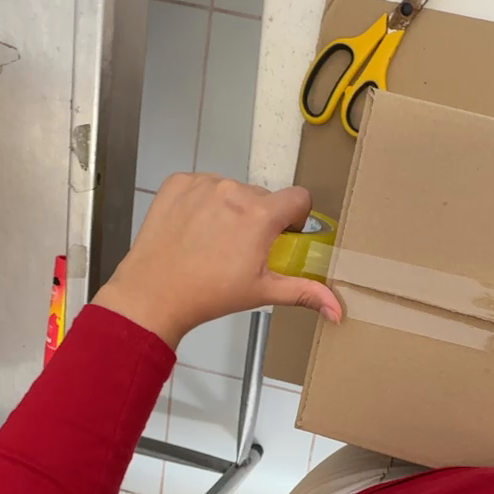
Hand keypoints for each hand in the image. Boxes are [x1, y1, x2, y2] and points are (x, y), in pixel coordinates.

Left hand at [92, 173, 341, 347]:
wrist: (155, 292)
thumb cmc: (211, 295)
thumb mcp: (263, 292)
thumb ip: (305, 293)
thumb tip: (338, 310)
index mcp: (260, 216)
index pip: (299, 197)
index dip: (295, 218)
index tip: (282, 237)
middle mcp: (233, 191)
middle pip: (263, 197)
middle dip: (261, 219)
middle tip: (243, 251)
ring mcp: (203, 184)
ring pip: (233, 190)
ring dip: (232, 210)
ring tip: (215, 242)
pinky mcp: (179, 183)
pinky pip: (203, 186)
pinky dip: (204, 203)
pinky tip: (195, 231)